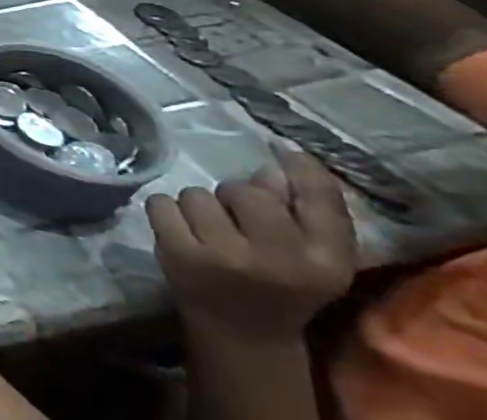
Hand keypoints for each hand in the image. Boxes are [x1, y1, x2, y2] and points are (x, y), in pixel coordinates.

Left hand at [147, 151, 355, 339]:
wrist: (242, 335)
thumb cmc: (281, 286)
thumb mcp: (315, 258)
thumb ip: (310, 210)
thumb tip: (278, 159)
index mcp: (326, 261)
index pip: (320, 199)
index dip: (302, 169)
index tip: (284, 151)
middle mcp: (278, 257)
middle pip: (244, 189)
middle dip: (236, 198)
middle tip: (238, 225)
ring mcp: (223, 254)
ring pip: (197, 193)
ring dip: (199, 208)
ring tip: (210, 235)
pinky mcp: (179, 253)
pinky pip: (160, 203)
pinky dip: (166, 212)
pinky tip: (181, 234)